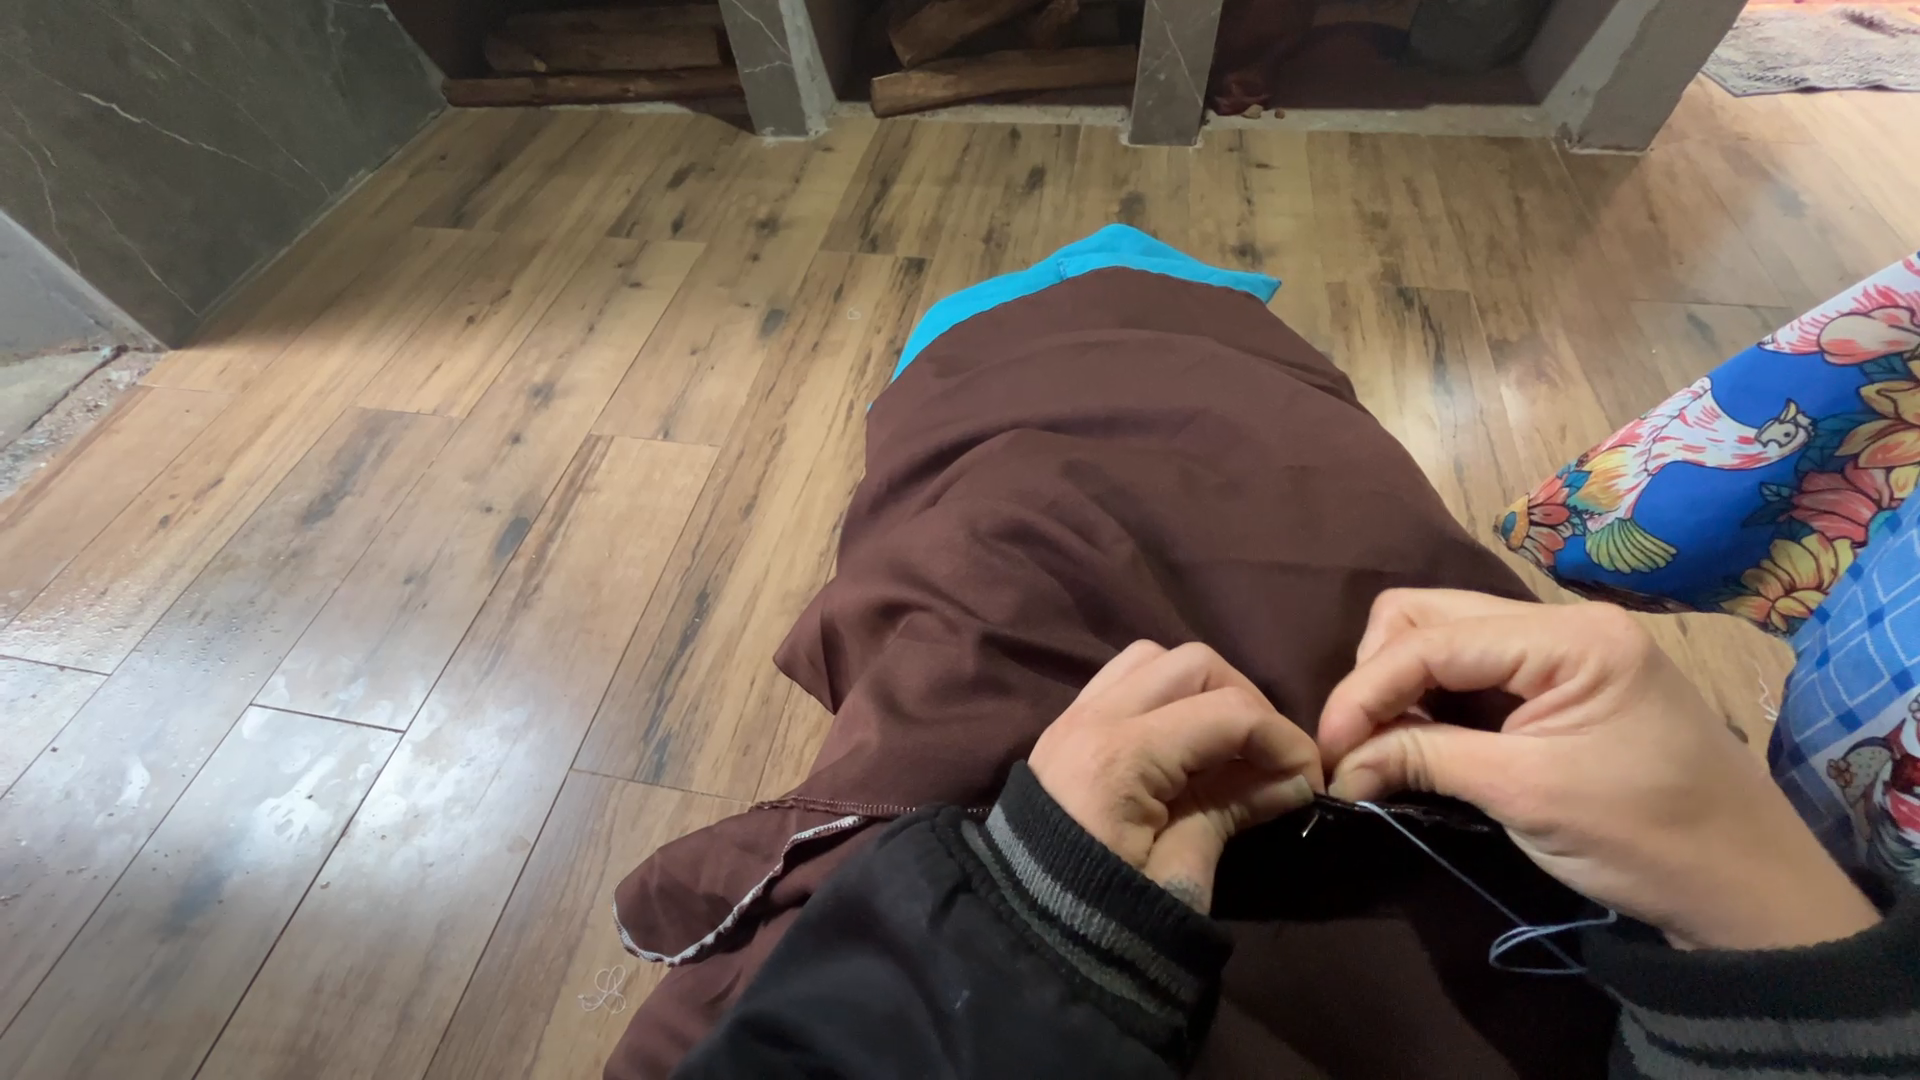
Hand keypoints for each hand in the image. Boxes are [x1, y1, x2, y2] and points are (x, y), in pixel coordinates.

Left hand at [1028, 641, 1323, 911]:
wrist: (1023, 930)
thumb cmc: (1103, 915)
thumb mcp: (1180, 875)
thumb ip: (1232, 809)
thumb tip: (1292, 779)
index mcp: (1121, 756)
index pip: (1226, 712)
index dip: (1283, 739)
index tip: (1310, 780)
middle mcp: (1094, 716)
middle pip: (1192, 664)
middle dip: (1246, 701)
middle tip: (1270, 756)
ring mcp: (1074, 713)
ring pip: (1153, 658)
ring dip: (1201, 688)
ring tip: (1227, 742)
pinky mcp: (1066, 723)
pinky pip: (1123, 677)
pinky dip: (1164, 693)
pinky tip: (1182, 736)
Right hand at [1318, 589, 1879, 950]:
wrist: (1754, 895)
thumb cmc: (1648, 841)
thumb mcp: (1523, 795)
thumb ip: (1419, 758)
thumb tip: (1333, 765)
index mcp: (1569, 638)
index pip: (1429, 641)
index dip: (1365, 690)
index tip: (1327, 746)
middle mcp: (1558, 621)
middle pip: (1423, 615)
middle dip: (1375, 674)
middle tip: (1357, 737)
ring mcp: (1556, 643)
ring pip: (1434, 631)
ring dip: (1394, 680)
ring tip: (1383, 737)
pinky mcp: (1550, 673)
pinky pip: (1461, 661)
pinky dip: (1424, 692)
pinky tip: (1417, 730)